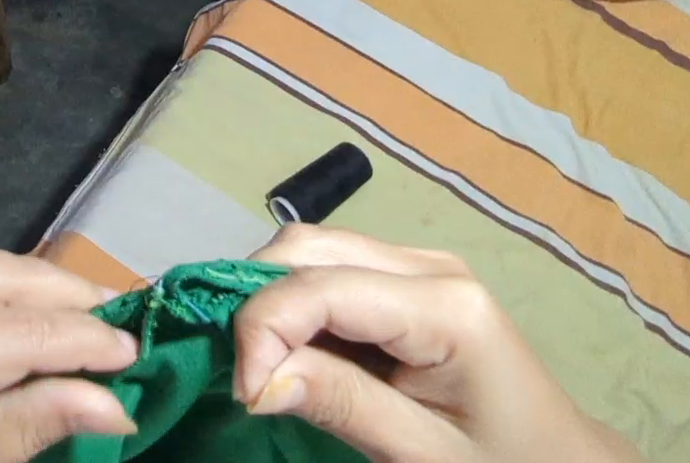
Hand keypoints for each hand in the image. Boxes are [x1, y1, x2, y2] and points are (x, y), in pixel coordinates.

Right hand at [233, 225, 642, 462]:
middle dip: (258, 301)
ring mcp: (416, 261)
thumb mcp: (430, 461)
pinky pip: (327, 265)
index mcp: (446, 306)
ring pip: (309, 248)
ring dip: (272, 296)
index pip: (321, 289)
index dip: (263, 329)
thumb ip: (343, 406)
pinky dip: (294, 299)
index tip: (243, 392)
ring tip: (267, 362)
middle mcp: (426, 263)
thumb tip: (254, 378)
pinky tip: (297, 345)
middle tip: (249, 375)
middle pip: (307, 248)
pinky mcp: (405, 273)